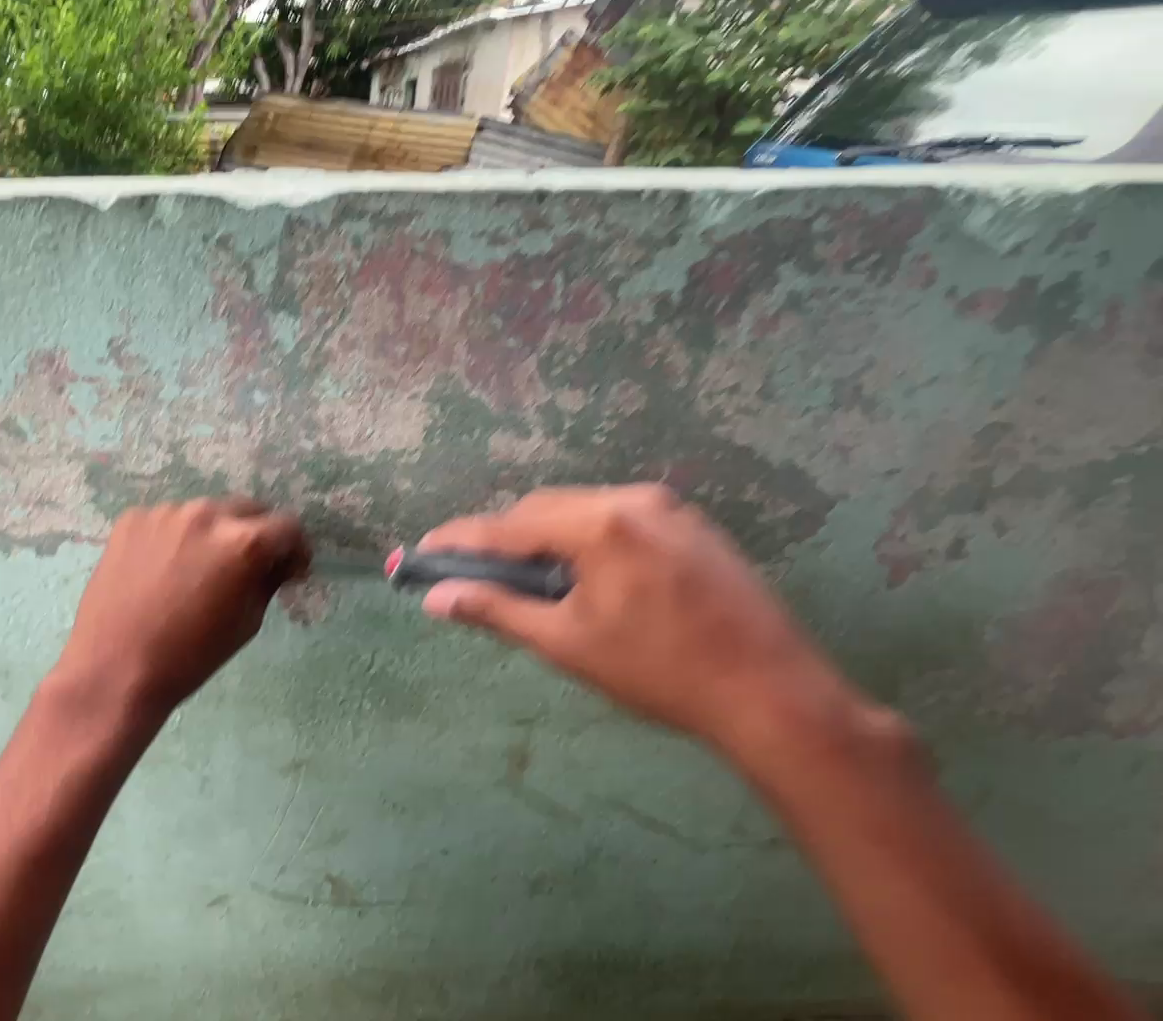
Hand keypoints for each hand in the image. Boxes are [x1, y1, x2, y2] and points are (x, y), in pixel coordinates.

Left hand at [55, 498, 306, 716]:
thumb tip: (279, 562)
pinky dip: (175, 538)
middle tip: (247, 566)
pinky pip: (168, 521)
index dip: (295, 548)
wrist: (114, 667)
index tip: (290, 568)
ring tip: (198, 570)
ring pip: (205, 513)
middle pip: (247, 509)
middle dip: (256, 534)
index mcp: (242, 542)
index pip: (288, 525)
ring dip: (213, 534)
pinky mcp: (132, 518)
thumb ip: (268, 580)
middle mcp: (206, 514)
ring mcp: (165, 512)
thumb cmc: (189, 656)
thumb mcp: (246, 622)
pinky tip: (163, 571)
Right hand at [419, 484, 841, 746]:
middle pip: (542, 510)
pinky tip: (584, 574)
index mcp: (598, 525)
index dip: (458, 540)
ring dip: (543, 538)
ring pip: (580, 511)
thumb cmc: (660, 672)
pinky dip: (584, 539)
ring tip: (528, 579)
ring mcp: (668, 509)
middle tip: (473, 574)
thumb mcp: (567, 643)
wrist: (775, 695)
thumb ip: (497, 610)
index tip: (420, 551)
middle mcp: (631, 500)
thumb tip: (435, 598)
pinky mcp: (692, 526)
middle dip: (502, 539)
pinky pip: (616, 519)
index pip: (507, 527)